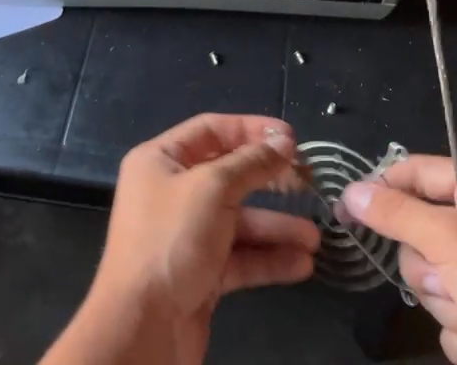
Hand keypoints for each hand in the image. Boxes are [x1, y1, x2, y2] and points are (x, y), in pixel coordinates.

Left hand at [41, 114, 320, 364]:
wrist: (142, 327)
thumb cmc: (171, 240)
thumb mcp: (213, 188)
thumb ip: (252, 162)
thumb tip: (284, 141)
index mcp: (161, 160)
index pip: (211, 129)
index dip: (252, 129)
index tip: (292, 138)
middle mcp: (171, 192)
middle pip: (229, 175)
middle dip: (270, 179)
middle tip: (309, 181)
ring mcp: (185, 234)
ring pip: (239, 220)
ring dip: (276, 227)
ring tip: (314, 238)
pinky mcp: (199, 273)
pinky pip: (239, 257)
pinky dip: (268, 258)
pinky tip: (300, 264)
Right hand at [342, 157, 456, 364]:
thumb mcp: (452, 240)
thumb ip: (398, 214)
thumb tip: (352, 190)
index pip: (416, 172)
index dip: (382, 188)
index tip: (348, 210)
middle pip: (419, 238)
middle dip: (433, 272)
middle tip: (454, 280)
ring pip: (434, 286)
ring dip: (454, 309)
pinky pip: (453, 320)